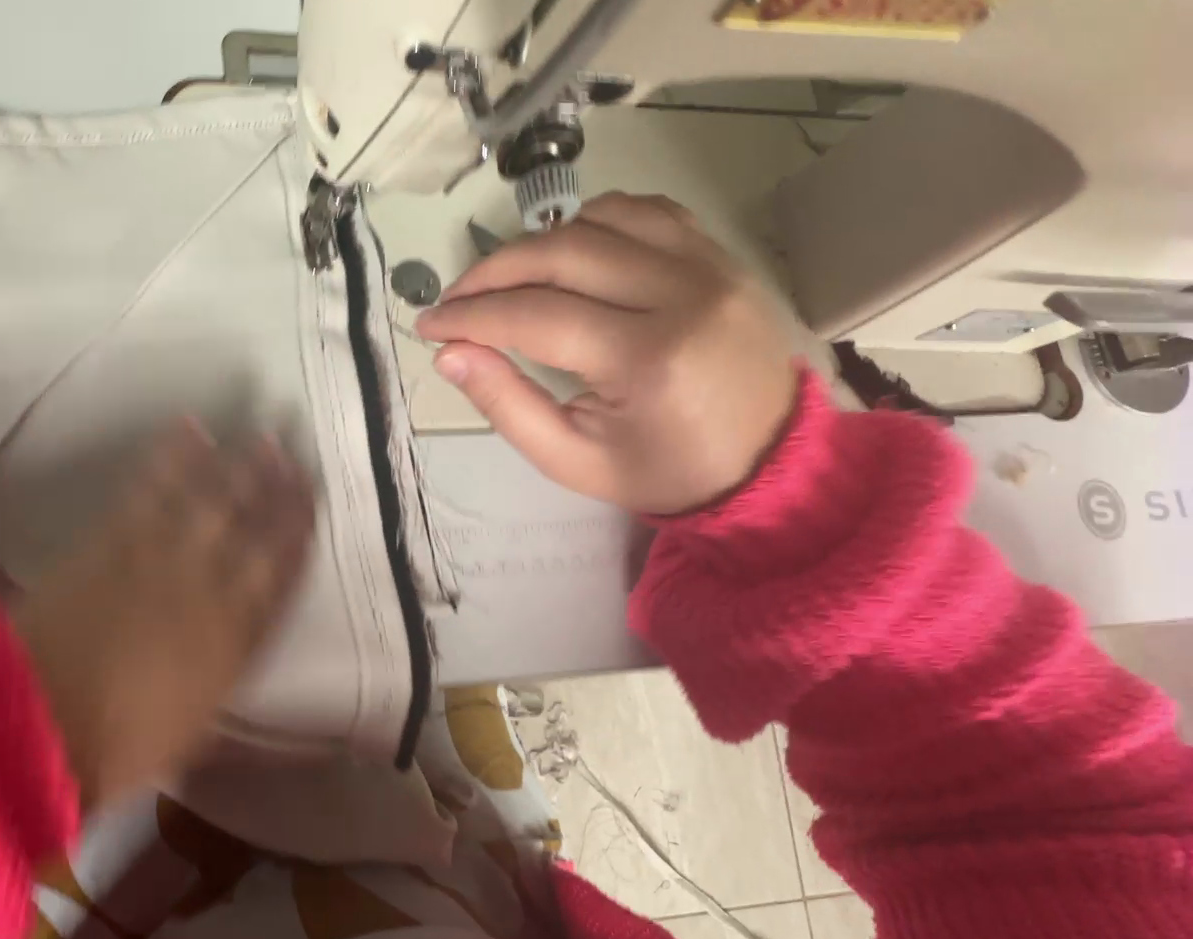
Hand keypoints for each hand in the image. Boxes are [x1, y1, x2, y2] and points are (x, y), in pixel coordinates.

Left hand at [13, 423, 316, 807]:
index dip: (299, 540)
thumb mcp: (192, 742)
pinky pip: (150, 489)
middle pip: (252, 532)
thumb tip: (301, 739)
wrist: (36, 722)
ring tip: (260, 435)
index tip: (315, 506)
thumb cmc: (117, 747)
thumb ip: (240, 722)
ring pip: (209, 503)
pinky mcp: (111, 540)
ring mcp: (159, 559)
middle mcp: (207, 592)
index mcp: (232, 645)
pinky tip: (190, 428)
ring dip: (237, 467)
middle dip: (277, 491)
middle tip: (296, 453)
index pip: (278, 581)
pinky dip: (172, 457)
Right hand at [415, 193, 802, 515]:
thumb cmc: (661, 471)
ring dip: (539, 243)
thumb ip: (506, 406)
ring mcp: (709, 265)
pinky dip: (594, 222)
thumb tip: (449, 354)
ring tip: (506, 281)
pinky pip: (646, 211)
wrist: (766, 461)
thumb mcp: (571, 459)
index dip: (470, 315)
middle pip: (563, 252)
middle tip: (455, 298)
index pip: (535, 316)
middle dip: (493, 271)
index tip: (429, 324)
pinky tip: (568, 254)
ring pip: (602, 218)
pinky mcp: (720, 255)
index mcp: (646, 359)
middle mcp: (682, 294)